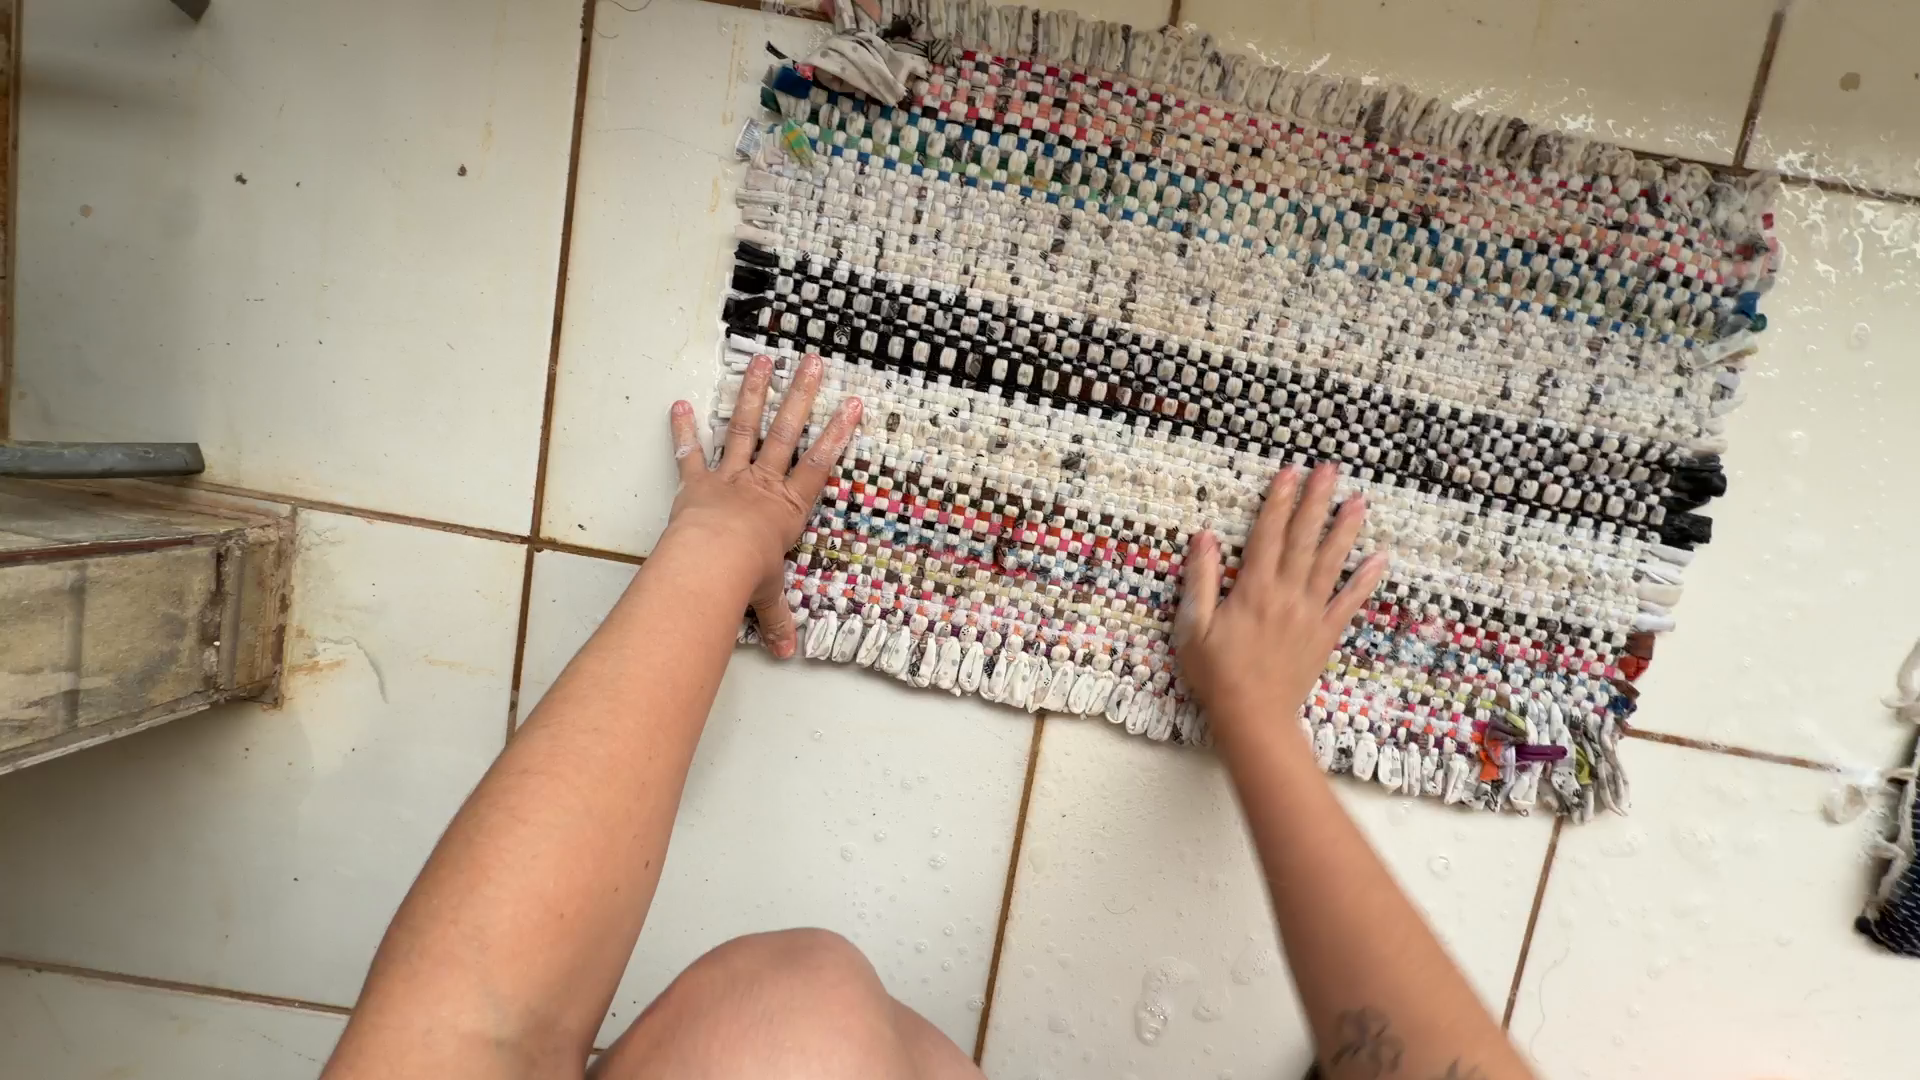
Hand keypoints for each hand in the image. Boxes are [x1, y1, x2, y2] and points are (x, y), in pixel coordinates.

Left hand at [664, 353, 861, 658]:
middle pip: (787, 432)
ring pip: (745, 428)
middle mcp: (763, 484)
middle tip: (811, 362)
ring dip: (754, 394)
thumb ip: (778, 620)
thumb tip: (788, 655)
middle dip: (801, 395)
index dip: (838, 434)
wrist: (709, 564)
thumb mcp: (767, 599)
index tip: (852, 404)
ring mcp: (730, 478)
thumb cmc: (746, 577)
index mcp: (788, 508)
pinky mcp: (697, 483)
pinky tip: (680, 403)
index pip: (820, 464)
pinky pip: (691, 453)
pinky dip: (684, 430)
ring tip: (762, 360)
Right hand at [1174, 463, 1387, 744]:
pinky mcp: (1325, 634)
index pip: (1267, 534)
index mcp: (1253, 589)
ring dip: (1345, 530)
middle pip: (1304, 539)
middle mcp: (1286, 594)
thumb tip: (1203, 538)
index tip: (1288, 472)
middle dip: (1316, 501)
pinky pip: (1349, 602)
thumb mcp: (1192, 625)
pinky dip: (1365, 580)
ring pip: (1332, 563)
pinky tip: (1380, 560)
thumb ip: (1200, 580)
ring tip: (1359, 501)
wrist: (1253, 717)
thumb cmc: (1216, 672)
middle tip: (1329, 469)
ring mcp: (1310, 613)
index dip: (1278, 501)